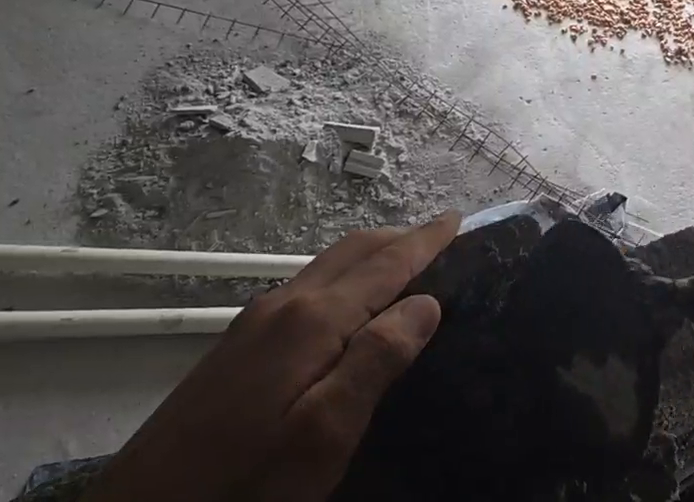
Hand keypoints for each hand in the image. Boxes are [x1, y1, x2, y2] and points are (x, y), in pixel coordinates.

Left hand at [86, 213, 460, 501]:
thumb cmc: (244, 483)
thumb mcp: (324, 433)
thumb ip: (377, 360)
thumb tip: (426, 303)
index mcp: (312, 319)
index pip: (385, 264)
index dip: (425, 241)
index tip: (458, 218)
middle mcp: (283, 305)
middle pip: (353, 251)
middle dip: (400, 237)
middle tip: (442, 237)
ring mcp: (253, 324)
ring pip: (327, 266)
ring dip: (372, 254)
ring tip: (405, 261)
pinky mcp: (236, 347)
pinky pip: (308, 287)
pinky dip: (345, 275)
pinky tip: (350, 302)